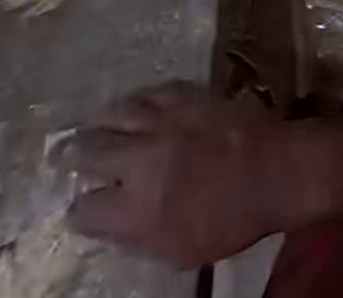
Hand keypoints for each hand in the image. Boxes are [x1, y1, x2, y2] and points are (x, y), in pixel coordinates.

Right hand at [67, 84, 304, 266]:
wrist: (276, 170)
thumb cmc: (234, 220)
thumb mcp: (182, 251)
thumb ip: (140, 237)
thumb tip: (115, 223)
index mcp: (139, 209)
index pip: (87, 210)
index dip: (81, 211)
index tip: (84, 207)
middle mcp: (143, 161)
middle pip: (90, 151)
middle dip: (73, 155)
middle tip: (65, 154)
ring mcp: (165, 123)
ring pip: (117, 113)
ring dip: (103, 121)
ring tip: (97, 124)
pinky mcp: (188, 98)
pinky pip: (153, 92)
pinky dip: (141, 99)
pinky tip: (138, 103)